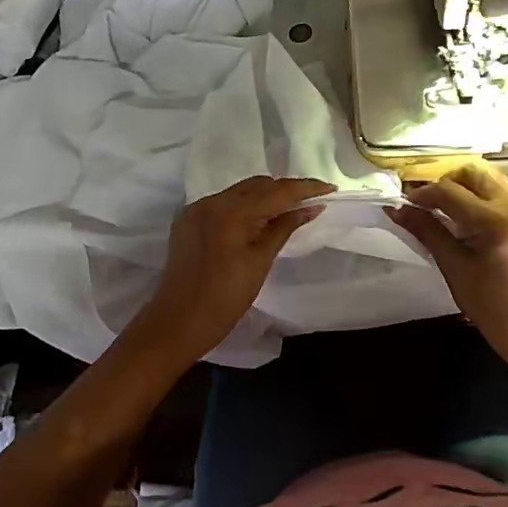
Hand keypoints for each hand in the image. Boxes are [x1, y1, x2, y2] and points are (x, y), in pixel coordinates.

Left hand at [130, 176, 334, 363]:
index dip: (306, 188)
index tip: (330, 189)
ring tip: (288, 209)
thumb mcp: (259, 263)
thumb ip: (283, 228)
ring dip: (264, 196)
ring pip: (239, 192)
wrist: (177, 322)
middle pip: (256, 185)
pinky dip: (243, 206)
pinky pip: (222, 203)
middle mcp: (212, 201)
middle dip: (285, 189)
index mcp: (231, 212)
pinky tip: (256, 220)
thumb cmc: (224, 299)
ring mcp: (196, 209)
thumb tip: (310, 208)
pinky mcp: (187, 220)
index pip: (276, 191)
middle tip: (311, 202)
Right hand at [386, 162, 507, 372]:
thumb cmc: (491, 307)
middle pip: (473, 173)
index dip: (422, 195)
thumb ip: (427, 231)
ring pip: (490, 180)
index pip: (450, 191)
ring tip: (447, 212)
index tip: (404, 204)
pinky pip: (504, 195)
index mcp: (497, 223)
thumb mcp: (454, 268)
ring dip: (464, 188)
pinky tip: (469, 223)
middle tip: (428, 206)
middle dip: (445, 183)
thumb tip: (396, 209)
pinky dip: (481, 199)